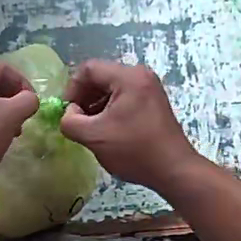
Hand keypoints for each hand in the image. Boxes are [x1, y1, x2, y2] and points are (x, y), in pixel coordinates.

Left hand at [0, 61, 39, 192]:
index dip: (24, 84)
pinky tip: (0, 139)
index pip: (4, 70)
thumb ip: (28, 101)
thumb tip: (30, 100)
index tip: (34, 104)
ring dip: (6, 114)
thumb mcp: (11, 114)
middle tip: (25, 118)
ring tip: (15, 131)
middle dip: (15, 100)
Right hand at [58, 59, 202, 191]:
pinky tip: (106, 130)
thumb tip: (69, 114)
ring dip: (95, 105)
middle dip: (83, 97)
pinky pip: (124, 97)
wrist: (173, 170)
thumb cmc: (134, 150)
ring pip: (112, 88)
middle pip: (101, 77)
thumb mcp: (94, 137)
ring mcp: (150, 88)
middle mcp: (141, 75)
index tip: (66, 112)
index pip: (88, 69)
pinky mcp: (153, 102)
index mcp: (128, 77)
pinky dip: (110, 110)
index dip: (71, 89)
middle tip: (76, 120)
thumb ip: (70, 121)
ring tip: (89, 128)